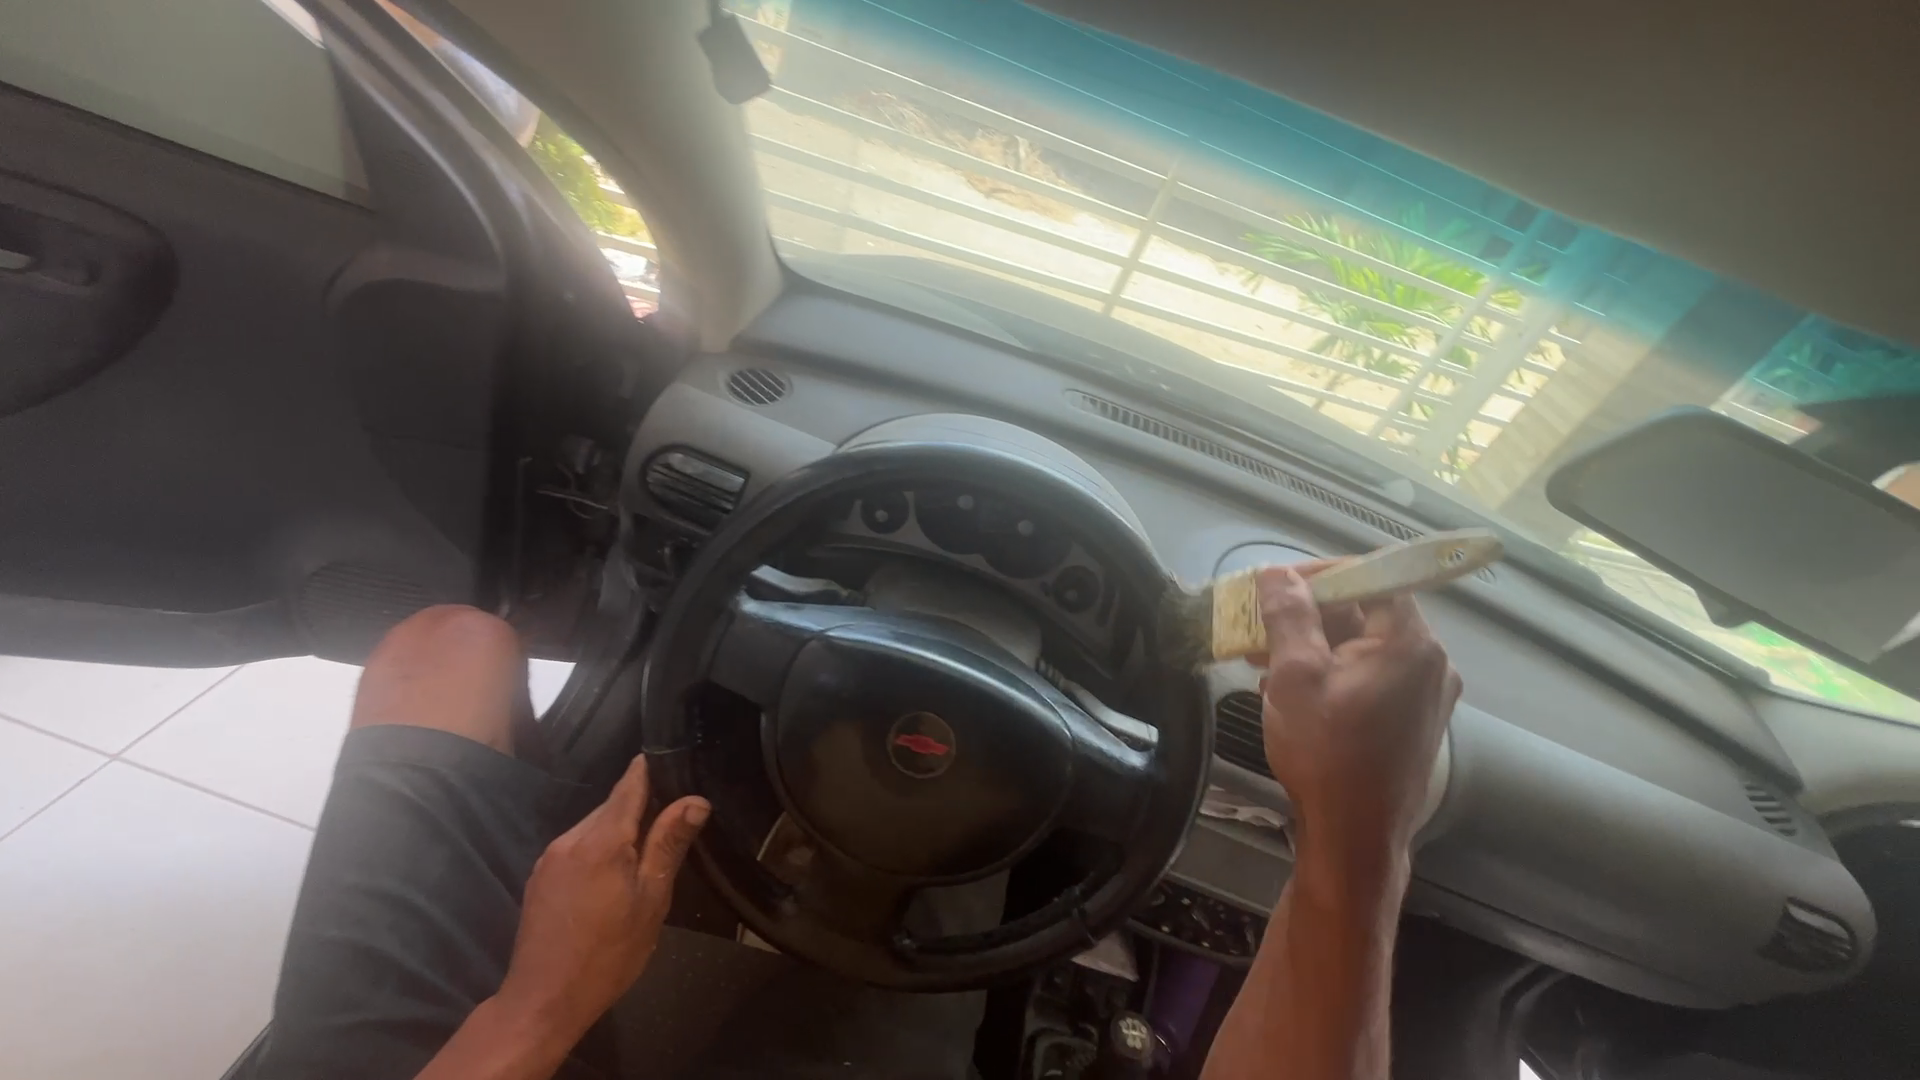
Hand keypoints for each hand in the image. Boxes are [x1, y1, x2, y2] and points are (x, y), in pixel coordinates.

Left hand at [495, 756, 709, 1042]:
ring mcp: (550, 858)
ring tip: (648, 850)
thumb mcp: (651, 899)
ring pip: (594, 825)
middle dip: (642, 806)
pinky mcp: (540, 877)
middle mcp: (570, 839)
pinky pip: (577, 845)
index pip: (629, 784)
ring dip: (620, 829)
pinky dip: (600, 847)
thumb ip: (669, 843)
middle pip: (612, 805)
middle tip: (675, 818)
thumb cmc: (608, 954)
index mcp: (602, 840)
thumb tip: (696, 799)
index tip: (675, 756)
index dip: (652, 768)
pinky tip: (614, 874)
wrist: (542, 1003)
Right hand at [1255, 566, 1460, 856]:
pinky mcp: (1412, 720)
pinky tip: (1289, 689)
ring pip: (1363, 646)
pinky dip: (1330, 671)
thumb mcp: (1295, 675)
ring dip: (1312, 643)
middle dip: (1307, 613)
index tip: (1276, 585)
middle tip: (1259, 624)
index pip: (1372, 578)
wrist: (1354, 835)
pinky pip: (1369, 675)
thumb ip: (1289, 616)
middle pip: (1366, 612)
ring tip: (1262, 658)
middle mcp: (1430, 663)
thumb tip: (1277, 574)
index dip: (1322, 575)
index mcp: (1410, 644)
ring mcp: (1425, 694)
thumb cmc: (1325, 751)